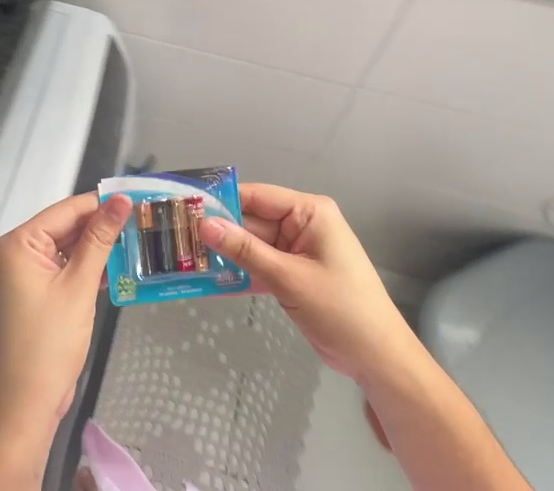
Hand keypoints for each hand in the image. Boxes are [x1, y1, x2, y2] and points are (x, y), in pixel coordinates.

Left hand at [0, 192, 130, 488]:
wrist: (28, 403)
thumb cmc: (48, 344)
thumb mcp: (80, 286)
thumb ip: (100, 239)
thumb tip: (121, 201)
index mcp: (19, 244)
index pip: (67, 210)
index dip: (103, 204)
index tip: (139, 198)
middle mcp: (18, 253)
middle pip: (68, 227)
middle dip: (104, 227)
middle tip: (145, 221)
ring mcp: (27, 276)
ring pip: (70, 248)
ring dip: (100, 249)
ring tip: (140, 242)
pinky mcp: (38, 295)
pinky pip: (67, 269)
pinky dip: (90, 269)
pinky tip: (119, 269)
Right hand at [197, 183, 418, 383]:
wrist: (376, 357)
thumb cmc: (341, 308)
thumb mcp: (289, 278)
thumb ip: (246, 252)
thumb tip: (206, 225)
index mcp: (310, 212)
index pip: (258, 196)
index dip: (222, 201)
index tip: (185, 207)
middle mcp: (302, 225)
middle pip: (252, 221)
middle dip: (219, 232)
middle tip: (177, 239)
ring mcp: (297, 252)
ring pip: (252, 246)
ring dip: (226, 255)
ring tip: (186, 259)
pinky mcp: (293, 276)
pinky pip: (260, 267)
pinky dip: (240, 274)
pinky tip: (210, 280)